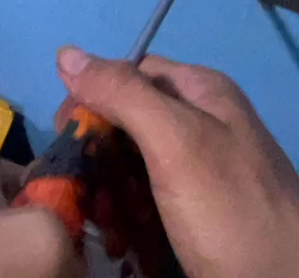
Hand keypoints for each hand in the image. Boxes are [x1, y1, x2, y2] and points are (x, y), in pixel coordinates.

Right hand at [56, 47, 298, 277]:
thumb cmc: (234, 213)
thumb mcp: (176, 141)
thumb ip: (122, 93)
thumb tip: (65, 51)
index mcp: (200, 93)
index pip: (128, 73)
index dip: (91, 97)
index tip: (66, 138)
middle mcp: (202, 126)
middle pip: (127, 122)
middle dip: (97, 155)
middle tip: (83, 195)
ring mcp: (202, 177)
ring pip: (133, 168)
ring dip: (109, 195)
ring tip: (105, 228)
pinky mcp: (200, 222)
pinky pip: (150, 207)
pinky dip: (130, 222)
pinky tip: (124, 246)